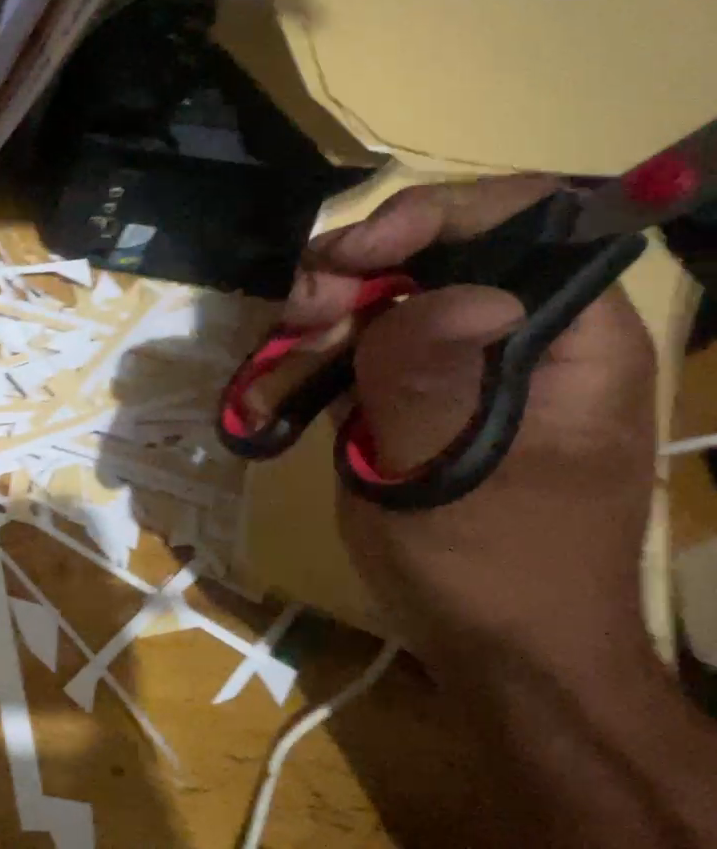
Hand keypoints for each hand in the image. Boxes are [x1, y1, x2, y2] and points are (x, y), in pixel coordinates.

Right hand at [282, 178, 658, 675]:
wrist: (495, 646)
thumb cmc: (494, 568)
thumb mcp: (456, 478)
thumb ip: (437, 382)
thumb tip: (455, 294)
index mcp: (575, 341)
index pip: (528, 222)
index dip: (438, 215)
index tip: (354, 256)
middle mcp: (524, 333)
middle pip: (439, 250)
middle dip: (358, 267)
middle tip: (300, 313)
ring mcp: (465, 361)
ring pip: (387, 293)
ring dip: (326, 310)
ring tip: (286, 351)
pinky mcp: (418, 389)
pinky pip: (361, 339)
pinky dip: (315, 348)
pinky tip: (285, 376)